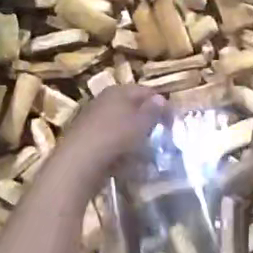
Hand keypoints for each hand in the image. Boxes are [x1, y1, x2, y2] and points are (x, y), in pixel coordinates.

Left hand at [40, 85, 166, 194]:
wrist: (79, 161)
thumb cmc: (116, 136)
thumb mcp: (142, 123)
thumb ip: (153, 110)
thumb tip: (160, 98)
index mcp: (119, 91)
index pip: (147, 91)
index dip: (162, 105)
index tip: (173, 122)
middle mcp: (104, 100)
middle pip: (132, 107)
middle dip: (147, 121)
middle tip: (160, 135)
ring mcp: (93, 119)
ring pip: (121, 124)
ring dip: (134, 136)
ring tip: (145, 152)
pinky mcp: (86, 138)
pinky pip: (110, 139)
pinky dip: (120, 148)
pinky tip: (126, 161)